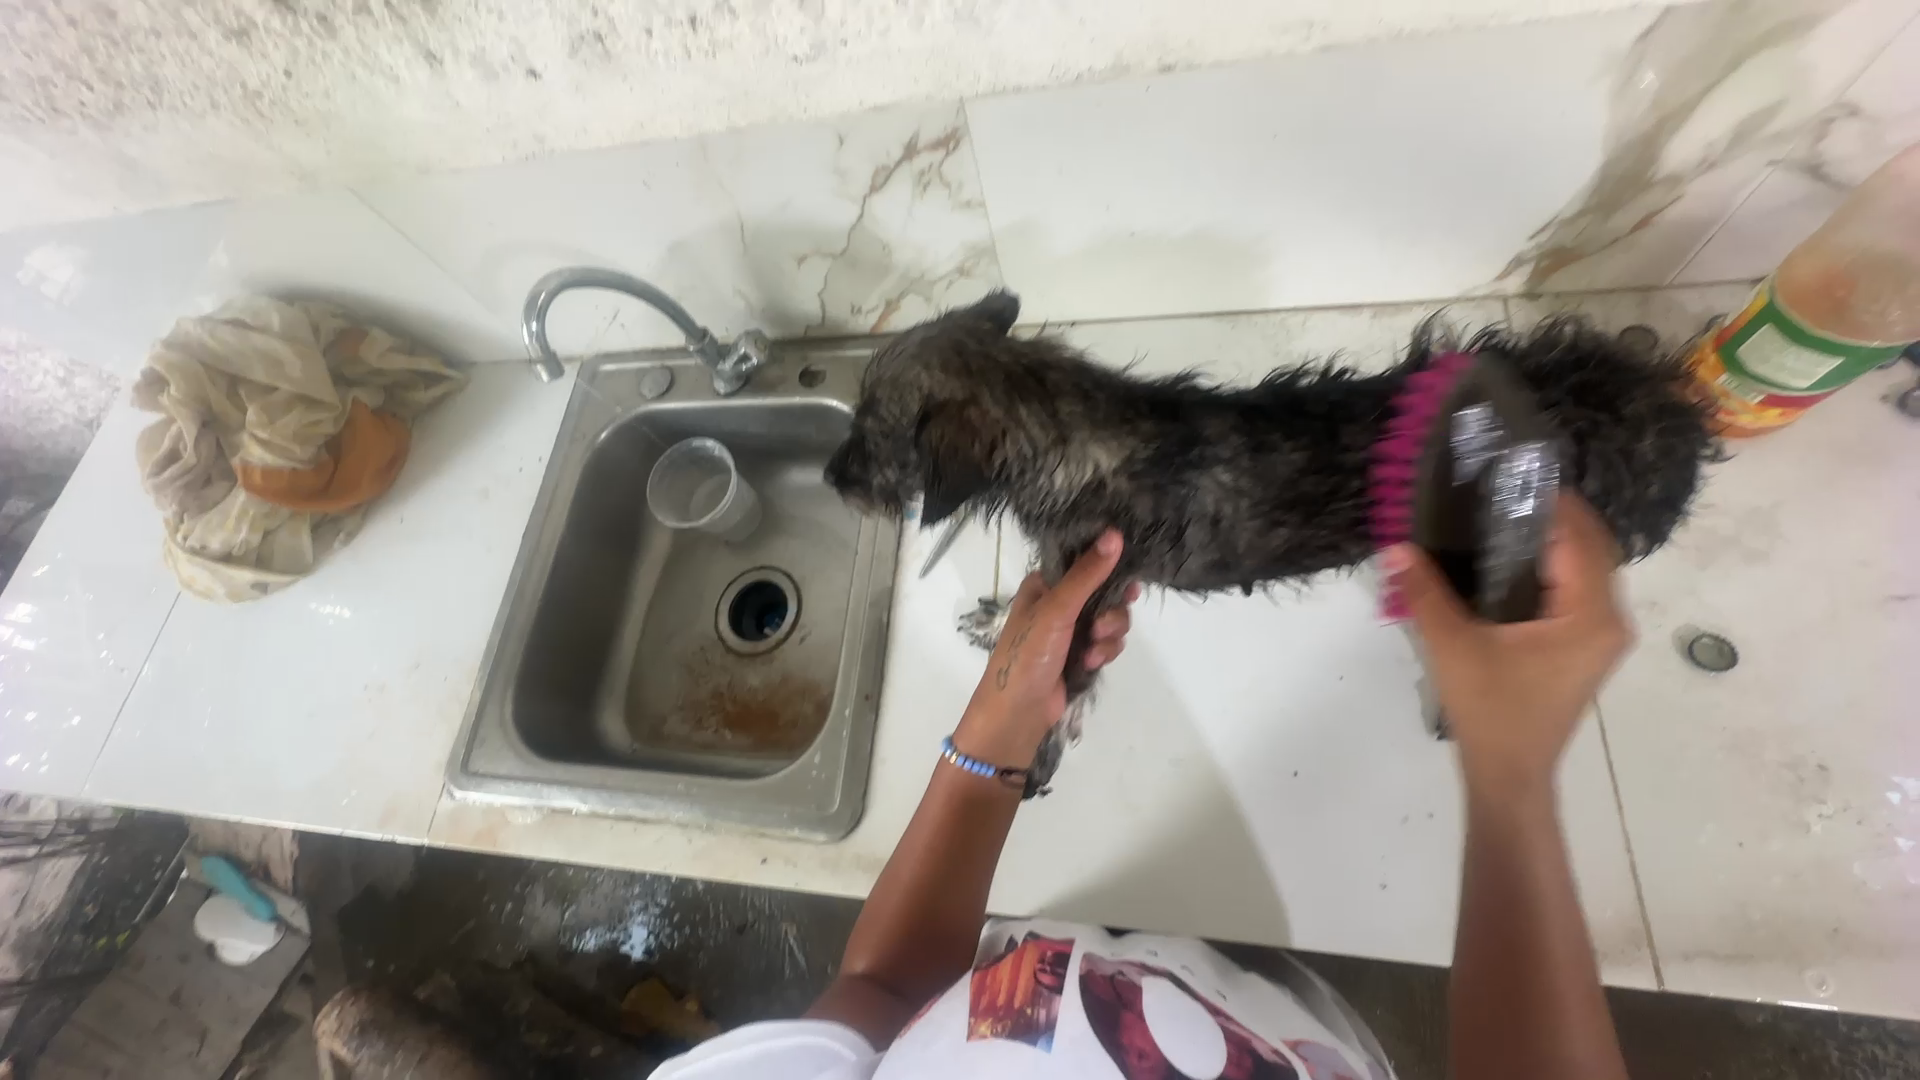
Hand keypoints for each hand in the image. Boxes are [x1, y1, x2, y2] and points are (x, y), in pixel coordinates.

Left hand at [953, 529, 1138, 768]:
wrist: (1019, 711)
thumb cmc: (1028, 652)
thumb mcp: (1057, 609)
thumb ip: (1087, 574)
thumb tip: (1115, 534)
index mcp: (1045, 583)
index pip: (1084, 561)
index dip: (1109, 566)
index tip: (1130, 576)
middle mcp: (1059, 602)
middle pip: (1105, 591)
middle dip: (1112, 611)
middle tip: (1103, 625)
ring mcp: (1071, 629)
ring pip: (1111, 618)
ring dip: (1109, 634)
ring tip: (1093, 650)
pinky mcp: (1081, 653)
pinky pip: (1108, 642)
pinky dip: (1104, 652)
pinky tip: (1090, 663)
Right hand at [1384, 493, 1632, 795]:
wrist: (1509, 770)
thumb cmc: (1491, 708)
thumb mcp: (1453, 646)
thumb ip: (1425, 594)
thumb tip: (1395, 547)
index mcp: (1588, 616)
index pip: (1579, 540)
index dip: (1552, 503)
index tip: (1515, 472)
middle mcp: (1607, 620)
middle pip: (1592, 548)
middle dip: (1555, 514)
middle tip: (1503, 487)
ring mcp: (1597, 636)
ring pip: (1586, 569)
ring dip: (1553, 539)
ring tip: (1501, 514)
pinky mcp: (1580, 647)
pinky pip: (1573, 588)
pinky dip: (1548, 564)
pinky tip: (1507, 559)